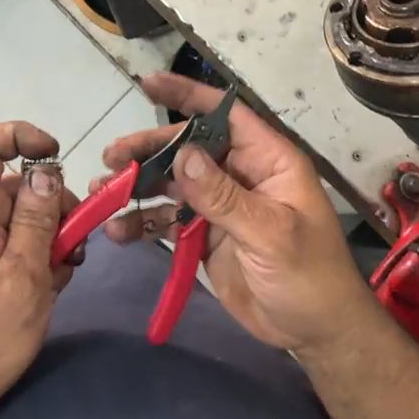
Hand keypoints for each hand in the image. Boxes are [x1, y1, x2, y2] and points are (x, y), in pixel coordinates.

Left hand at [0, 123, 79, 418]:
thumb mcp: (24, 277)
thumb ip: (37, 220)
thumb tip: (45, 171)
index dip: (20, 136)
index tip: (57, 157)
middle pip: (14, 182)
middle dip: (53, 204)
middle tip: (77, 244)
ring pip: (18, 213)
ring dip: (48, 234)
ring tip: (64, 273)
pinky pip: (9, 238)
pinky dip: (33, 253)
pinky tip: (47, 285)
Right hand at [98, 72, 381, 354]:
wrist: (317, 334)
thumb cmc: (310, 276)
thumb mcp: (271, 233)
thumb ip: (224, 196)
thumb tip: (182, 155)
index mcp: (266, 160)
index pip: (224, 114)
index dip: (187, 95)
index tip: (148, 83)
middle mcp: (239, 175)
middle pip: (186, 149)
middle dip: (148, 150)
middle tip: (111, 157)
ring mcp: (219, 206)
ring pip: (171, 182)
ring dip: (137, 185)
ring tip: (101, 192)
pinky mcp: (204, 236)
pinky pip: (167, 219)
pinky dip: (142, 222)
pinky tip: (117, 231)